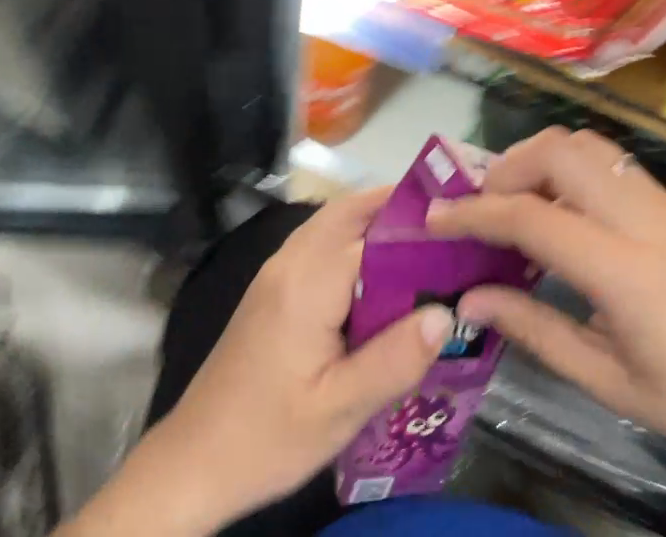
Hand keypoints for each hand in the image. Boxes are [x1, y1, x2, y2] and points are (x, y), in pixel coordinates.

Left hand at [92, 190, 453, 534]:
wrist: (196, 459)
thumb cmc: (268, 437)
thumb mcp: (340, 409)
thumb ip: (394, 359)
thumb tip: (445, 313)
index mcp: (306, 284)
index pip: (372, 234)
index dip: (419, 229)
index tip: (469, 231)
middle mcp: (288, 264)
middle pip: (346, 212)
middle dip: (396, 207)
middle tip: (452, 222)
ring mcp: (274, 276)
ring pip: (329, 226)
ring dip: (374, 222)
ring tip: (429, 242)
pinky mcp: (271, 293)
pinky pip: (319, 248)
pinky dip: (354, 244)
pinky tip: (383, 277)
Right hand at [425, 127, 665, 479]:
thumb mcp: (608, 382)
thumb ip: (533, 330)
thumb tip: (467, 300)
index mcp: (625, 271)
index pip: (530, 217)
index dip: (472, 213)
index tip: (432, 219)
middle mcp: (643, 219)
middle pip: (557, 152)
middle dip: (504, 169)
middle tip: (479, 211)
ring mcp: (664, 203)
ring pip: (584, 144)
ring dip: (537, 160)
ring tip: (514, 205)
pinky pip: (607, 161)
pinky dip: (567, 168)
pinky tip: (559, 214)